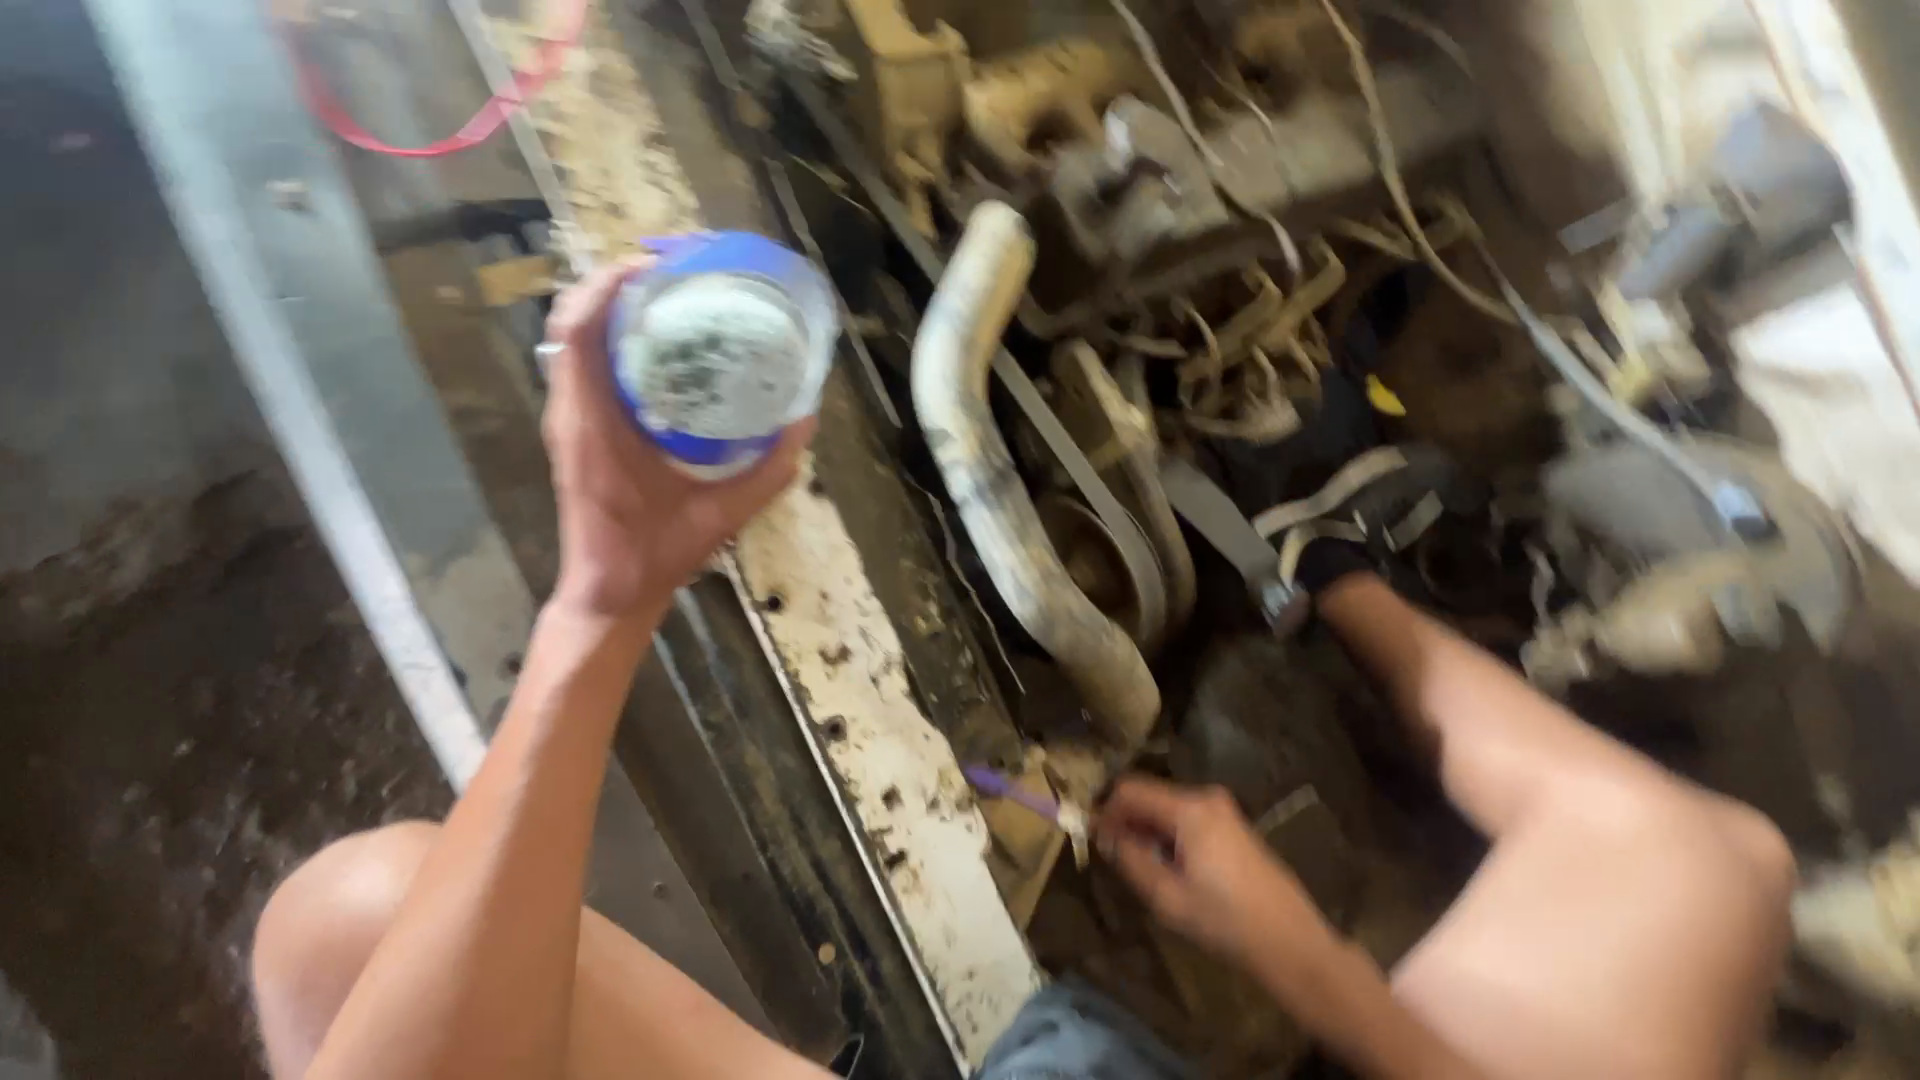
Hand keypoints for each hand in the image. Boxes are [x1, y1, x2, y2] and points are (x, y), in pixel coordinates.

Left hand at [541, 261, 814, 619]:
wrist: (607, 592)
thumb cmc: (656, 554)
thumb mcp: (723, 513)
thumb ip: (768, 470)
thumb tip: (804, 421)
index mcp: (593, 423)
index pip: (580, 328)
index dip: (610, 282)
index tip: (658, 263)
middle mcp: (570, 411)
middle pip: (570, 319)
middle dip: (614, 281)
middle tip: (672, 270)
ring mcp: (567, 420)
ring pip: (571, 339)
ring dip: (610, 306)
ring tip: (666, 294)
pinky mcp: (574, 431)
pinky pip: (581, 364)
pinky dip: (610, 338)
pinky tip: (658, 345)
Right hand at [1096, 776, 1336, 967]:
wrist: (1291, 942)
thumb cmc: (1224, 920)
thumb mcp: (1166, 896)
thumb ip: (1130, 859)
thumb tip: (1104, 834)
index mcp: (1188, 808)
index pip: (1130, 789)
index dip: (1106, 810)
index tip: (1093, 839)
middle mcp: (1206, 797)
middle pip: (1149, 795)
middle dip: (1127, 821)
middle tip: (1115, 858)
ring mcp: (1223, 809)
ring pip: (1166, 807)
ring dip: (1148, 830)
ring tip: (1143, 868)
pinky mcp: (1233, 825)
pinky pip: (1187, 817)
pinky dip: (1169, 834)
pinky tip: (1172, 868)